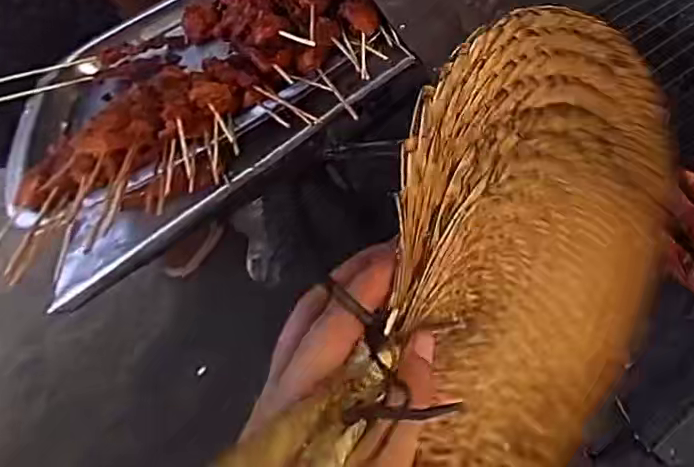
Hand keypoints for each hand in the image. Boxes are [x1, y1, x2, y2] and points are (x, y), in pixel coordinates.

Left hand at [244, 244, 436, 466]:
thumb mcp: (385, 462)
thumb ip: (404, 402)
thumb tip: (423, 336)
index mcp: (304, 399)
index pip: (336, 321)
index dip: (370, 280)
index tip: (404, 250)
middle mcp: (279, 391)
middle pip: (310, 312)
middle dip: (354, 272)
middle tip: (398, 249)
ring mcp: (271, 401)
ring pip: (298, 325)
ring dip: (340, 290)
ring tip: (380, 271)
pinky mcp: (273, 414)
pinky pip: (298, 345)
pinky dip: (331, 317)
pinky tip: (358, 319)